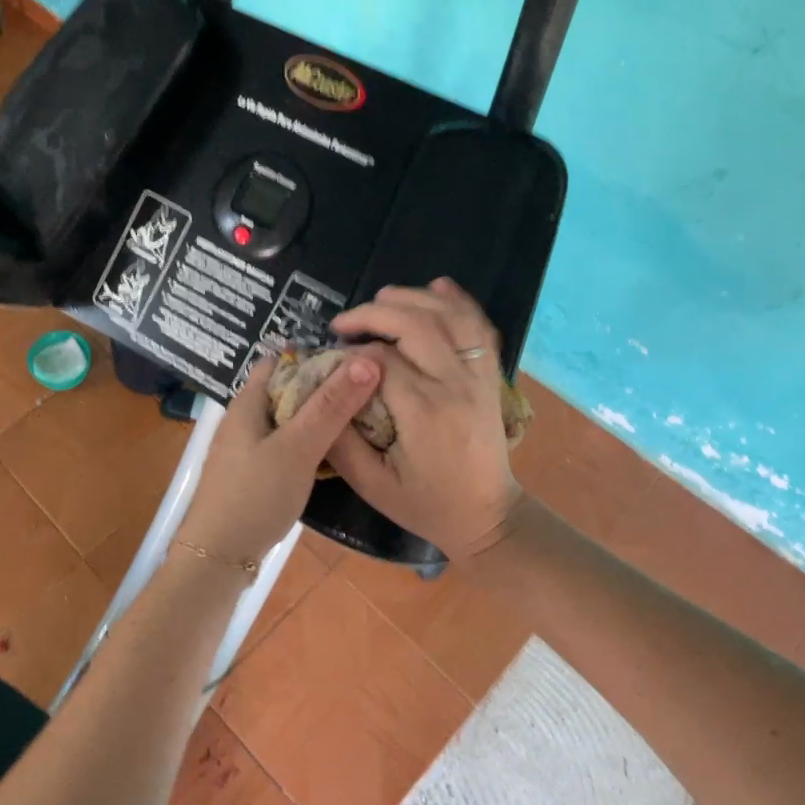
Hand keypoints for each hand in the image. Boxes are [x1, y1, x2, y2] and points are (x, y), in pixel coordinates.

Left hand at [177, 354, 380, 568]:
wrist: (217, 557)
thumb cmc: (255, 495)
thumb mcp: (298, 448)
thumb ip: (330, 406)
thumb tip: (367, 360)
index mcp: (247, 403)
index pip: (280, 361)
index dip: (316, 357)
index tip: (356, 362)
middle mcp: (243, 420)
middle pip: (286, 390)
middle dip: (322, 388)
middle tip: (368, 391)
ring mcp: (246, 449)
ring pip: (287, 421)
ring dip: (317, 418)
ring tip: (359, 419)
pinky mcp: (252, 476)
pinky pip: (284, 447)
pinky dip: (308, 445)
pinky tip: (333, 455)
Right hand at [325, 279, 522, 559]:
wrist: (487, 517)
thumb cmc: (425, 504)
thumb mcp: (372, 485)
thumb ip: (340, 441)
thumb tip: (316, 397)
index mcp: (424, 411)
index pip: (381, 358)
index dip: (350, 350)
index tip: (330, 356)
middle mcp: (455, 385)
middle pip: (417, 324)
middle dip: (374, 313)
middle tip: (343, 322)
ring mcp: (478, 377)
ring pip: (449, 316)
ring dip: (412, 299)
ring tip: (379, 301)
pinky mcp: (488, 377)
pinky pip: (479, 327)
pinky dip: (459, 301)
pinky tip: (436, 287)